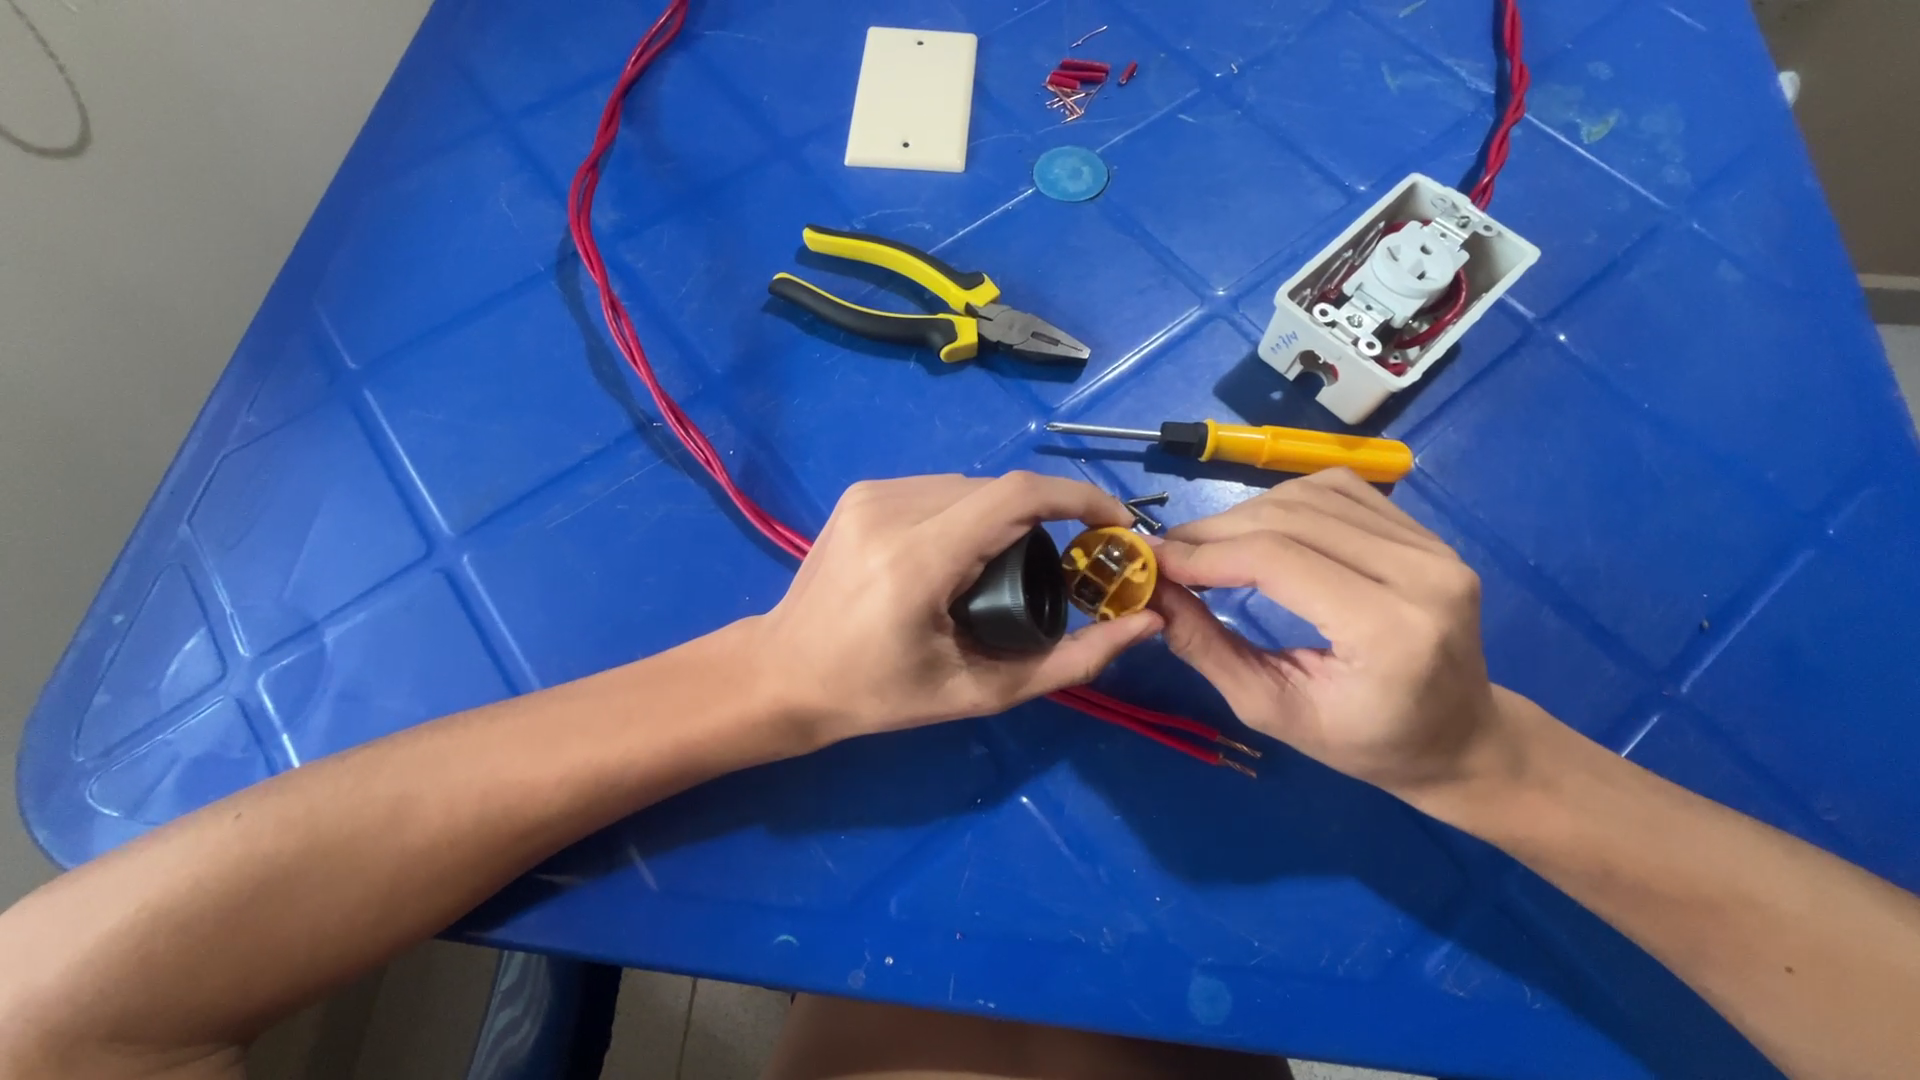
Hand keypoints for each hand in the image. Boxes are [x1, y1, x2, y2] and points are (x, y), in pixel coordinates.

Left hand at [757, 472, 1164, 745]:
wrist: (783, 674)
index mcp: (917, 560)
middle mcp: (891, 511)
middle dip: (1045, 518)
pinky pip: (938, 489)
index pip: (1017, 497)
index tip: (1115, 524)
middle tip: (1061, 565)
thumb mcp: (978, 692)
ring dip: (1005, 516)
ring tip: (1008, 568)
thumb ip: (1069, 661)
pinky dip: (968, 512)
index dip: (1079, 499)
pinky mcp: (860, 492)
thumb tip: (1142, 625)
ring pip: (970, 485)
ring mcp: (870, 494)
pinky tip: (964, 553)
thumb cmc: (878, 695)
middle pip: (998, 490)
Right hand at [1152, 468, 1521, 800]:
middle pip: (1290, 517)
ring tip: (1209, 546)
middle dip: (1215, 531)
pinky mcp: (1428, 534)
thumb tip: (1152, 592)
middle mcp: (1420, 572)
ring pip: (1311, 494)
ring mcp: (1432, 546)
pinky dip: (1285, 501)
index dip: (1205, 554)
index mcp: (1389, 630)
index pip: (1277, 559)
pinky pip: (1340, 491)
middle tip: (1170, 554)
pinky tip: (1259, 529)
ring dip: (1246, 512)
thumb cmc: (1365, 744)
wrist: (1461, 739)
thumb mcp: (1273, 710)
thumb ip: (1207, 648)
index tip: (1153, 563)